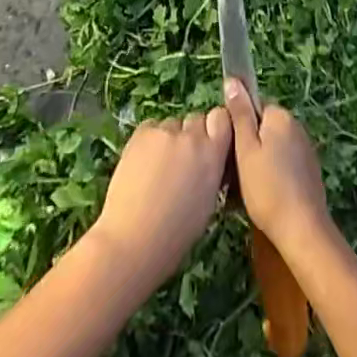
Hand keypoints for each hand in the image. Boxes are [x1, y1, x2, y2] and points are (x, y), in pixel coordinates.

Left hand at [91, 109, 232, 284]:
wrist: (135, 239)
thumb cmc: (177, 232)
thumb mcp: (209, 198)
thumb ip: (212, 169)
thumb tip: (208, 160)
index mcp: (214, 154)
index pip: (221, 117)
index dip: (215, 126)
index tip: (208, 140)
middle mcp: (193, 137)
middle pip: (196, 118)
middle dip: (190, 133)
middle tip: (180, 157)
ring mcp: (166, 133)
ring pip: (171, 123)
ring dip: (168, 137)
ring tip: (156, 164)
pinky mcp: (140, 135)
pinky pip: (150, 127)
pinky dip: (148, 139)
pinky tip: (142, 162)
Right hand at [224, 77, 329, 249]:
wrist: (300, 226)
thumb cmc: (266, 187)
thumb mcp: (245, 149)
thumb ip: (240, 115)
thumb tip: (233, 80)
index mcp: (281, 116)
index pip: (254, 106)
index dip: (237, 125)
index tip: (227, 148)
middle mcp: (296, 126)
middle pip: (262, 128)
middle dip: (246, 146)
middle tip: (231, 174)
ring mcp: (305, 148)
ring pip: (271, 148)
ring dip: (255, 162)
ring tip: (242, 189)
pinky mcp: (308, 169)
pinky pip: (282, 163)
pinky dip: (270, 174)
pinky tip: (260, 196)